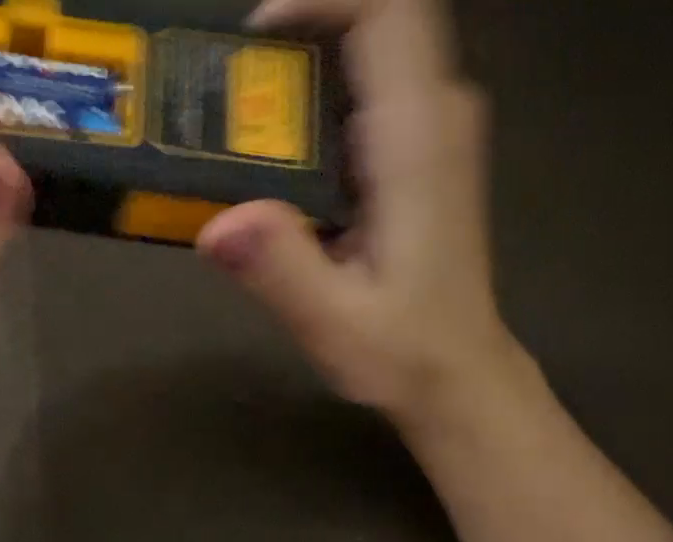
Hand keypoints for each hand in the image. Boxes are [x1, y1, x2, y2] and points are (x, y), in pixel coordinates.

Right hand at [198, 0, 523, 420]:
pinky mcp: (417, 149)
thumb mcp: (334, 323)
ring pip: (373, 46)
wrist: (456, 372)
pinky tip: (272, 138)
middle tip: (225, 77)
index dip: (319, 0)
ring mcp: (431, 129)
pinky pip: (368, 82)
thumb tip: (216, 225)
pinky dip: (316, 88)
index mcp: (416, 141)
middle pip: (378, 16)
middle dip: (300, 28)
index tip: (252, 35)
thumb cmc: (402, 351)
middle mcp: (434, 115)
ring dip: (303, 57)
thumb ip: (282, 270)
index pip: (386, 13)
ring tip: (235, 102)